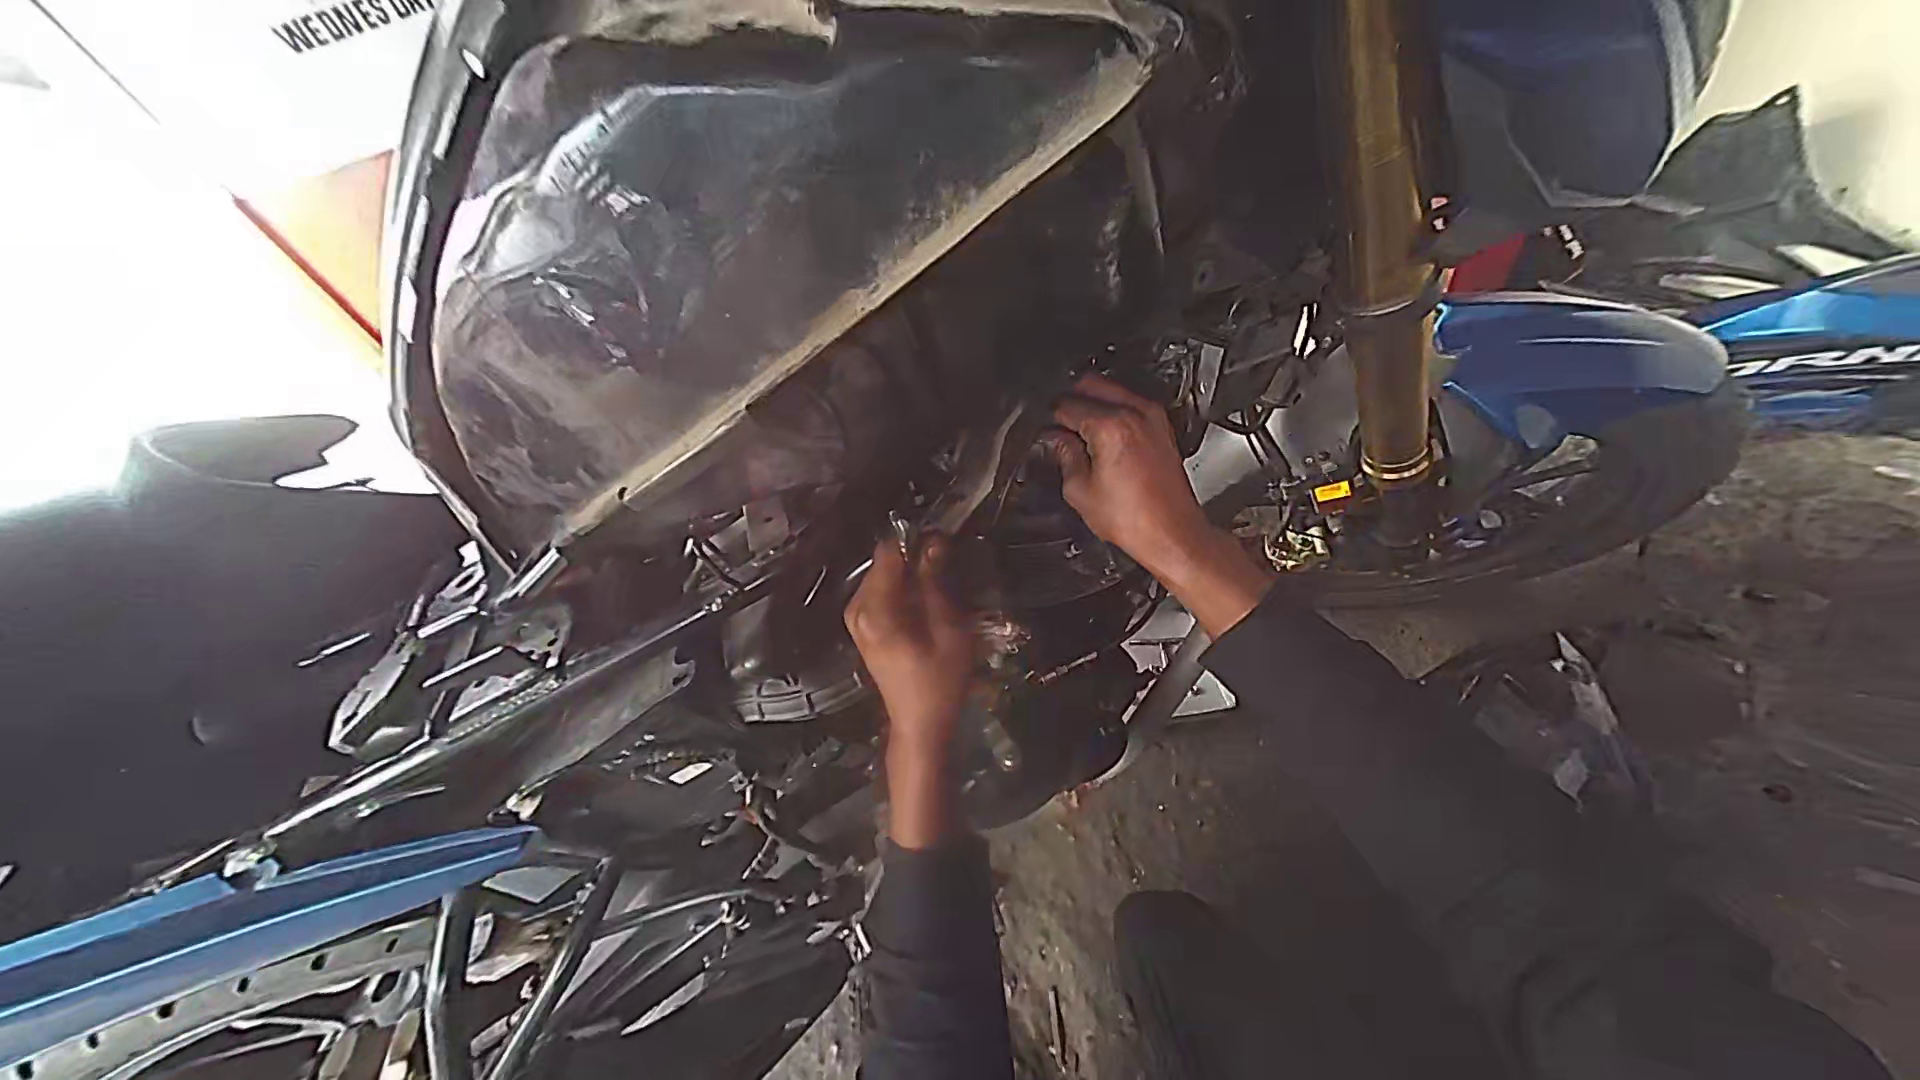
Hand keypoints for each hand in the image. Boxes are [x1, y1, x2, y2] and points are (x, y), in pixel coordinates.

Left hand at [845, 535, 973, 745]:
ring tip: (939, 590)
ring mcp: (856, 619)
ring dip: (911, 575)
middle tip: (946, 570)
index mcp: (874, 610)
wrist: (920, 723)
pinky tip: (925, 606)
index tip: (942, 545)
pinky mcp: (863, 627)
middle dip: (914, 559)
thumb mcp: (948, 628)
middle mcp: (857, 610)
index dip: (915, 543)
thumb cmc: (939, 681)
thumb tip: (933, 542)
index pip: (887, 553)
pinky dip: (904, 591)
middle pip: (884, 563)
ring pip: (884, 576)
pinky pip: (882, 593)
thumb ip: (935, 582)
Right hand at [1045, 373, 1270, 636]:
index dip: (1049, 419)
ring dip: (1091, 403)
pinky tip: (1102, 436)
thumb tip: (1056, 441)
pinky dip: (1113, 411)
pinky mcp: (1162, 428)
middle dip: (1068, 401)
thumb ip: (1064, 456)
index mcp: (1110, 425)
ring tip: (1077, 432)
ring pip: (1112, 389)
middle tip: (1056, 424)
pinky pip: (1130, 404)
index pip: (1066, 405)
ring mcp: (1152, 418)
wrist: (1171, 534)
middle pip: (1090, 384)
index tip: (1044, 431)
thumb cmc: (1135, 520)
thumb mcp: (1080, 490)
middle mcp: (1135, 413)